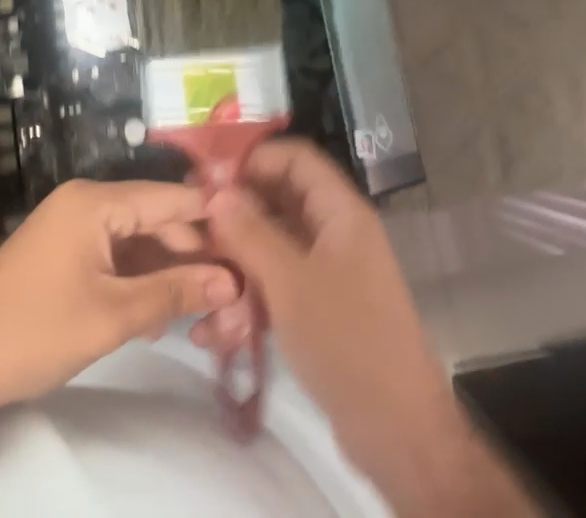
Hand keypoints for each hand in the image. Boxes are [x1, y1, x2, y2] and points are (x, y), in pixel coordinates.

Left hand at [0, 179, 241, 421]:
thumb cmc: (35, 332)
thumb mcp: (114, 314)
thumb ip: (176, 292)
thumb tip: (233, 282)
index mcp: (95, 202)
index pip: (174, 198)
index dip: (216, 222)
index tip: (256, 248)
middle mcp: (87, 202)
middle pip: (160, 219)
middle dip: (194, 256)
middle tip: (233, 296)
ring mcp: (75, 227)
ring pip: (141, 241)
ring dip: (170, 274)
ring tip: (204, 313)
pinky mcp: (67, 252)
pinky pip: (118, 256)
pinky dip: (141, 281)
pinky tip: (161, 317)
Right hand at [198, 141, 469, 489]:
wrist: (394, 426)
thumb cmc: (345, 341)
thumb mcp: (290, 282)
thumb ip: (250, 232)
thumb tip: (217, 189)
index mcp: (341, 213)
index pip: (295, 159)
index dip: (252, 159)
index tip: (204, 177)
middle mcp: (336, 235)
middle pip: (279, 204)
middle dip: (234, 219)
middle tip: (190, 233)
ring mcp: (329, 274)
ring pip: (273, 251)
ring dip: (236, 270)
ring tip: (202, 297)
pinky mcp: (320, 311)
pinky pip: (278, 289)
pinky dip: (249, 303)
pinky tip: (218, 333)